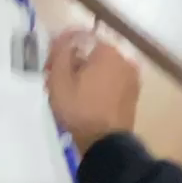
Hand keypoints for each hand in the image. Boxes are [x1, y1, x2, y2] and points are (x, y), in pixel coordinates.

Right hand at [45, 28, 139, 150]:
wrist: (105, 144)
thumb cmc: (79, 110)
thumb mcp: (59, 80)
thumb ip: (60, 52)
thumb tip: (63, 38)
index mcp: (107, 51)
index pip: (79, 38)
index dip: (60, 49)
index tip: (48, 65)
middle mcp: (124, 59)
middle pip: (91, 53)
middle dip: (73, 63)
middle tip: (56, 81)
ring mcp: (132, 78)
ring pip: (102, 68)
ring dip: (85, 75)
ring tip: (70, 93)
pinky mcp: (133, 95)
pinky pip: (111, 82)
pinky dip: (98, 86)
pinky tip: (86, 100)